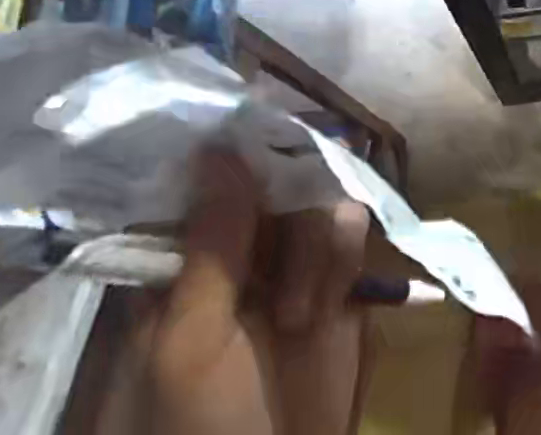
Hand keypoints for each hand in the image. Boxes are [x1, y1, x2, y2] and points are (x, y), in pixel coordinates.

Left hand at [151, 149, 372, 434]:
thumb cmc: (205, 431)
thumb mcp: (191, 344)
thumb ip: (210, 247)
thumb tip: (216, 148)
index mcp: (187, 260)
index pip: (215, 177)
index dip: (242, 151)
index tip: (267, 134)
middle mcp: (241, 251)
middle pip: (278, 178)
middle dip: (290, 213)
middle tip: (284, 263)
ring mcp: (293, 266)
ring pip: (321, 201)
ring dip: (318, 250)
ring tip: (304, 315)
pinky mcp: (339, 285)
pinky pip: (353, 236)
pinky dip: (345, 261)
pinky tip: (334, 307)